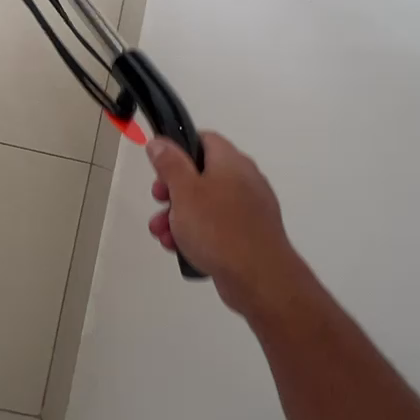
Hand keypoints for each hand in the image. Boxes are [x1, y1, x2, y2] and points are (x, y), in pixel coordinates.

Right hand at [147, 132, 309, 318]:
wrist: (260, 280)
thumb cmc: (218, 228)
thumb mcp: (184, 190)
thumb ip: (169, 163)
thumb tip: (160, 142)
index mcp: (231, 162)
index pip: (204, 139)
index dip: (178, 148)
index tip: (160, 168)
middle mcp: (244, 180)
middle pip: (200, 174)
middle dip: (172, 190)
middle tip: (158, 201)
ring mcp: (249, 210)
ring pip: (205, 203)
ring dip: (178, 216)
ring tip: (162, 234)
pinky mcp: (249, 235)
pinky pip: (217, 226)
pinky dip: (196, 233)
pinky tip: (180, 249)